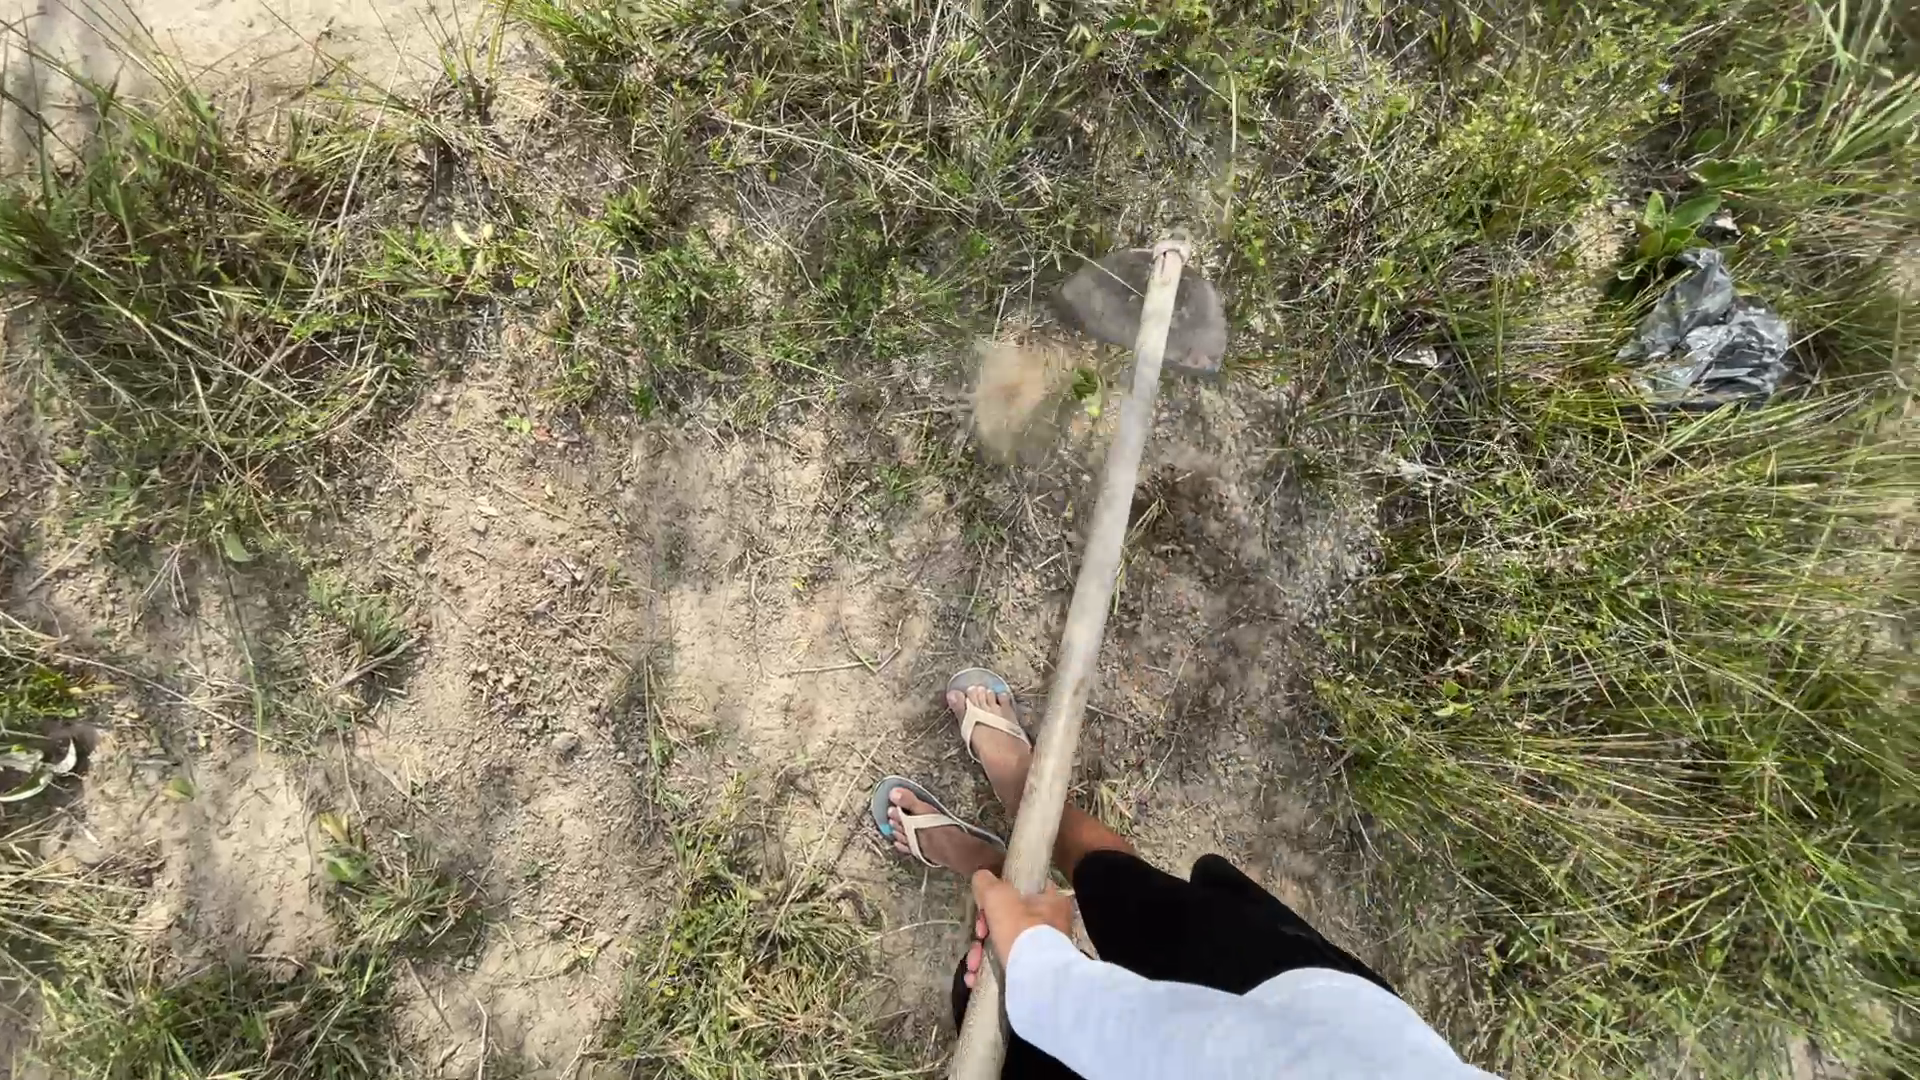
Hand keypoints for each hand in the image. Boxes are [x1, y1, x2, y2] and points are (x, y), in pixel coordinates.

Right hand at [963, 868, 1074, 986]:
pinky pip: (1008, 966)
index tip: (984, 906)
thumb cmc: (1020, 928)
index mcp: (1052, 900)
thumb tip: (981, 880)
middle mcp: (1053, 924)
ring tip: (972, 965)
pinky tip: (974, 977)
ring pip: (1005, 944)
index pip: (1025, 888)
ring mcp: (1045, 951)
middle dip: (985, 931)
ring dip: (982, 953)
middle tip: (978, 936)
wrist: (1034, 980)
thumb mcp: (998, 896)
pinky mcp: (1035, 975)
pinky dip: (989, 970)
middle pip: (1009, 919)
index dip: (1000, 894)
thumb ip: (986, 883)